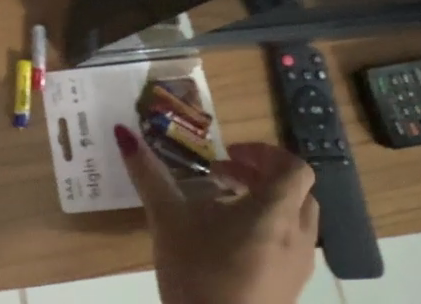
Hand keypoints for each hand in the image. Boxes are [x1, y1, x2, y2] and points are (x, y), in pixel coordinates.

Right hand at [114, 125, 319, 303]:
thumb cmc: (197, 274)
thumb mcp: (167, 218)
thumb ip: (148, 172)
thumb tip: (123, 133)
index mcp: (274, 212)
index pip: (294, 168)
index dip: (265, 153)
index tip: (229, 154)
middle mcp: (296, 237)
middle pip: (296, 192)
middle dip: (261, 176)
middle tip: (221, 176)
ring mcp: (297, 269)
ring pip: (295, 221)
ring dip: (265, 204)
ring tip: (222, 210)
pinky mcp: (290, 293)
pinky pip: (289, 248)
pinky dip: (268, 233)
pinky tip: (228, 247)